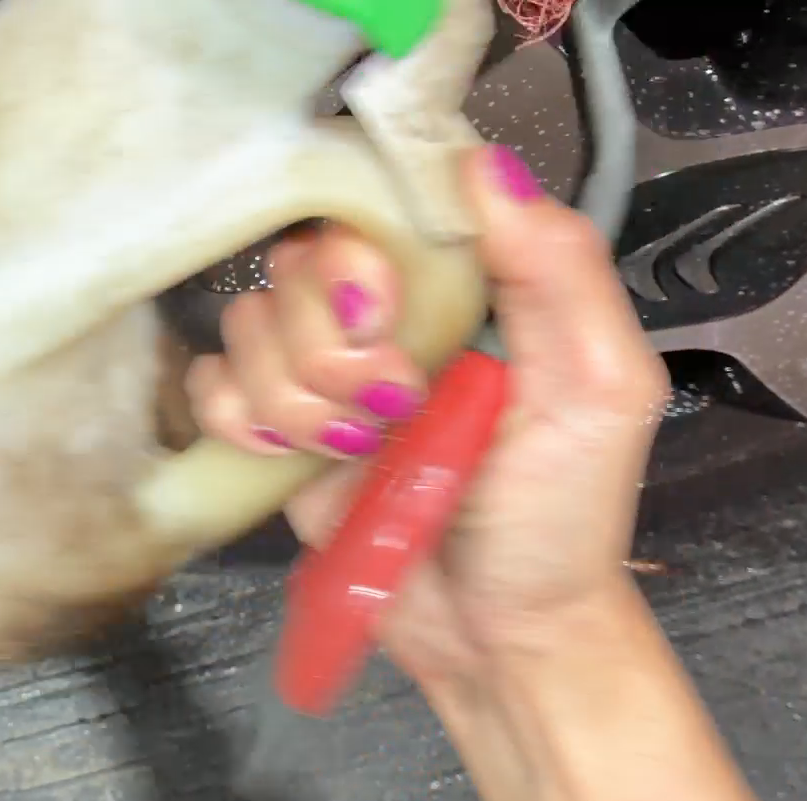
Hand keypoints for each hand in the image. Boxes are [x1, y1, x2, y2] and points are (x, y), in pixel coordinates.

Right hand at [186, 145, 670, 686]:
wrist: (487, 627)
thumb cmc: (554, 518)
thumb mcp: (597, 393)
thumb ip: (558, 273)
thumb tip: (477, 167)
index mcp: (451, 294)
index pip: (363, 213)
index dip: (352, 257)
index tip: (383, 320)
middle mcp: (372, 326)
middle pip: (287, 270)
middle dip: (326, 349)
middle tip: (387, 410)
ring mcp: (311, 382)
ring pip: (242, 329)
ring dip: (289, 396)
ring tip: (348, 450)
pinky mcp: (266, 438)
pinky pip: (209, 389)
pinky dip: (232, 417)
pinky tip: (281, 453)